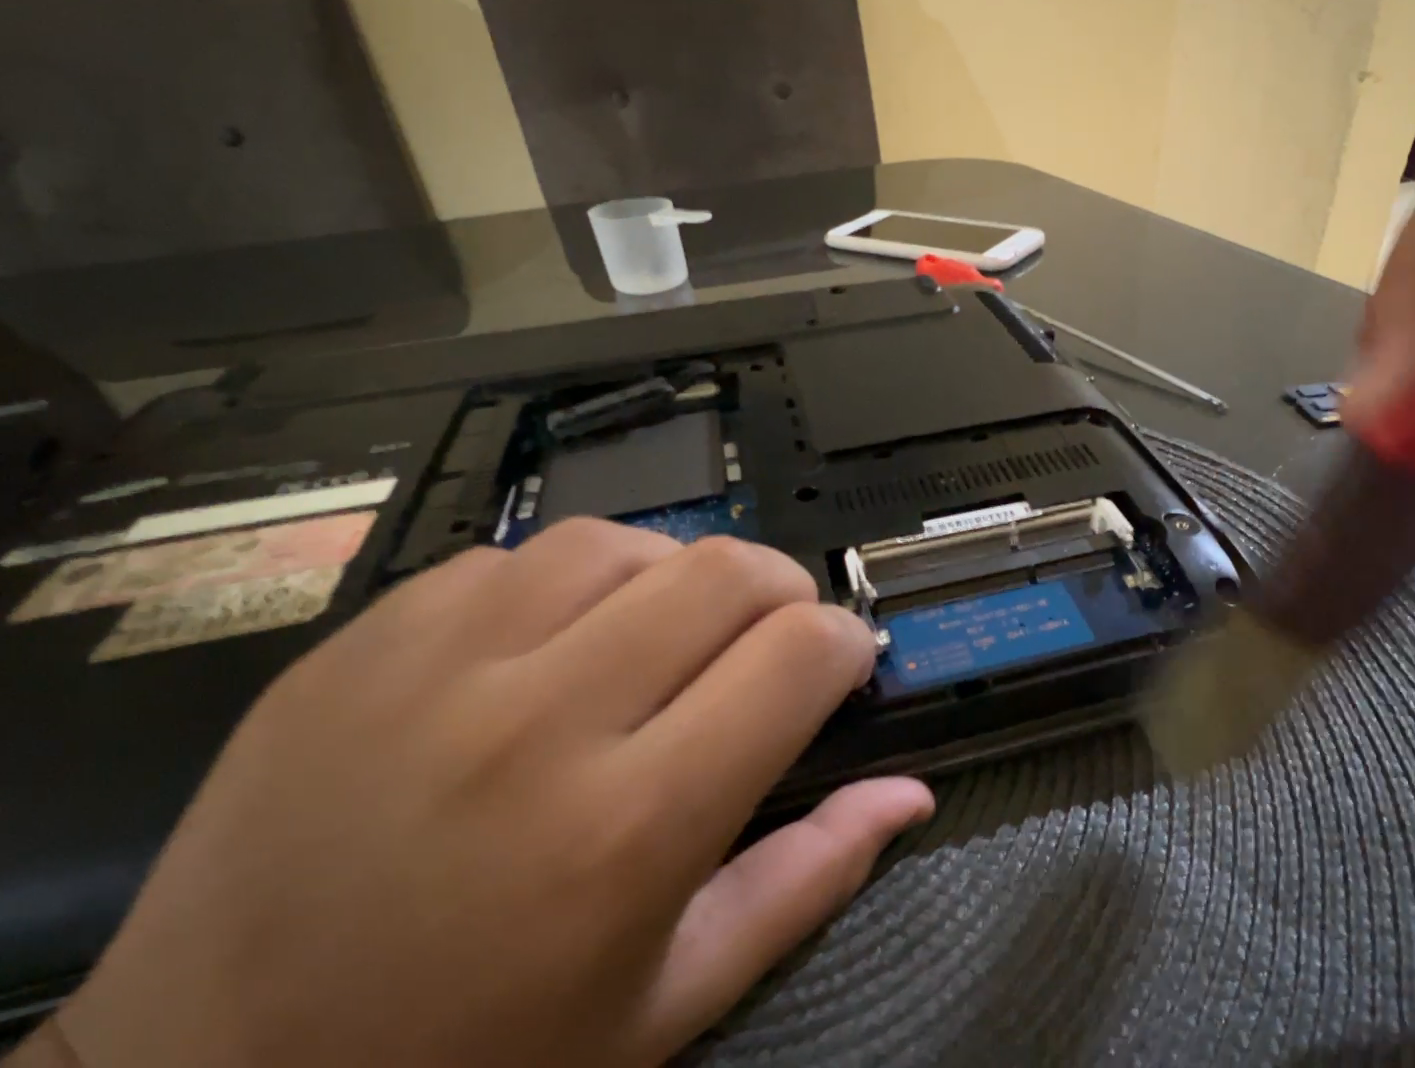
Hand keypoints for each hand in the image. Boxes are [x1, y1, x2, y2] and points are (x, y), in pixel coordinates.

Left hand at [25, 520, 932, 1066]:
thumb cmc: (475, 1061)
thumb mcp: (670, 1000)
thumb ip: (807, 881)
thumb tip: (907, 795)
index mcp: (633, 823)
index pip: (797, 655)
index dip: (845, 645)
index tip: (841, 669)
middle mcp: (541, 719)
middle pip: (725, 572)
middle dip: (783, 594)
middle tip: (773, 645)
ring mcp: (436, 664)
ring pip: (619, 544)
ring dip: (675, 578)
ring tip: (668, 636)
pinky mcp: (361, 642)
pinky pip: (508, 560)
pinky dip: (568, 585)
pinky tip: (555, 643)